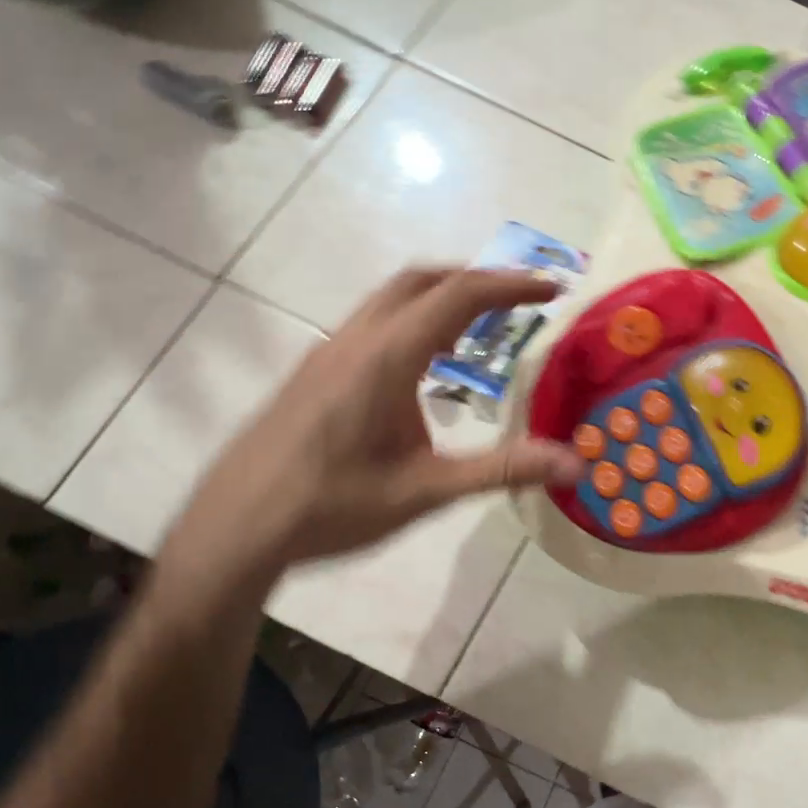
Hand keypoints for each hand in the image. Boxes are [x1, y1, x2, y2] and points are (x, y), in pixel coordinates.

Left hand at [158, 267, 585, 592]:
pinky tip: (425, 372)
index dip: (511, 286)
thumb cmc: (331, 507)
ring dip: (441, 300)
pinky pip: (373, 324)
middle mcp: (355, 340)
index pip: (458, 296)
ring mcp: (328, 353)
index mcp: (386, 358)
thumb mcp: (425, 491)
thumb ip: (502, 470)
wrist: (234, 527)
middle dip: (476, 280)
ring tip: (481, 334)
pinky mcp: (315, 373)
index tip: (552, 289)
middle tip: (520, 303)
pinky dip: (414, 322)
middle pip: (421, 280)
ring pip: (391, 300)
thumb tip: (574, 464)